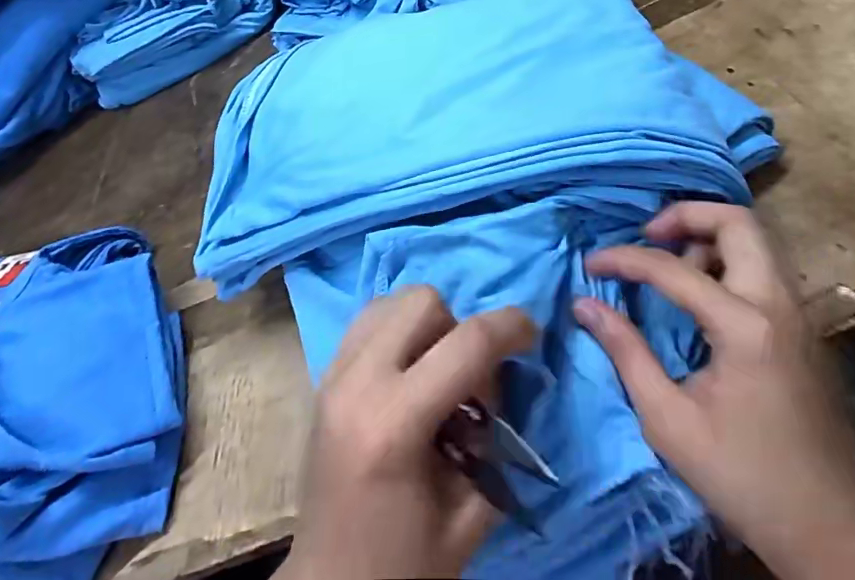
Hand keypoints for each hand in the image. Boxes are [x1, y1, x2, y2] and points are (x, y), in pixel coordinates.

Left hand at [278, 287, 536, 579]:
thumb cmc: (406, 563)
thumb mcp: (471, 513)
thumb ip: (495, 441)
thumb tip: (501, 383)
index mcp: (394, 423)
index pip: (465, 344)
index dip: (510, 327)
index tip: (532, 334)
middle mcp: (357, 381)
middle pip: (422, 301)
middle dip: (460, 327)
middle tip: (471, 380)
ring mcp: (333, 373)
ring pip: (390, 301)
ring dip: (426, 325)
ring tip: (436, 376)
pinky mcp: (322, 376)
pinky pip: (367, 322)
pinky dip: (396, 331)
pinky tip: (408, 375)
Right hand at [574, 203, 854, 579]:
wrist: (836, 535)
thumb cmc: (745, 478)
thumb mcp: (668, 420)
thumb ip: (625, 352)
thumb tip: (584, 303)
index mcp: (745, 327)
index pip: (672, 267)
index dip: (623, 259)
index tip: (590, 266)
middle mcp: (780, 307)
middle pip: (738, 223)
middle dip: (686, 216)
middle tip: (647, 236)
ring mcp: (800, 318)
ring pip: (756, 242)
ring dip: (709, 238)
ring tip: (669, 268)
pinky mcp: (805, 334)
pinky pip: (764, 271)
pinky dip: (727, 262)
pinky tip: (699, 297)